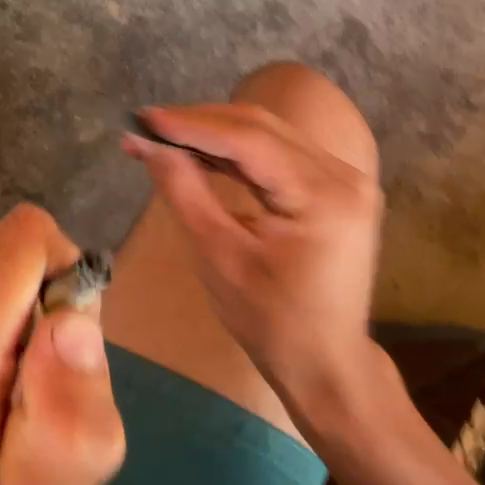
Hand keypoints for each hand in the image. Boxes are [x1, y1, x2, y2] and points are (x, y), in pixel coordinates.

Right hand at [121, 103, 383, 399]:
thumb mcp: (218, 257)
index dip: (191, 124)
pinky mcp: (333, 186)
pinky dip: (234, 148)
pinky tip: (199, 150)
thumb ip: (184, 190)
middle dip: (198, 122)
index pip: (248, 139)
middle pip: (259, 127)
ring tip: (163, 135)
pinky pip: (275, 151)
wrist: (327, 366)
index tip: (143, 118)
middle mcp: (342, 175)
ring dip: (212, 131)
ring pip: (266, 133)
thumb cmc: (271, 321)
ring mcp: (342, 178)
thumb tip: (147, 143)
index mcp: (323, 195)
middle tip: (146, 126)